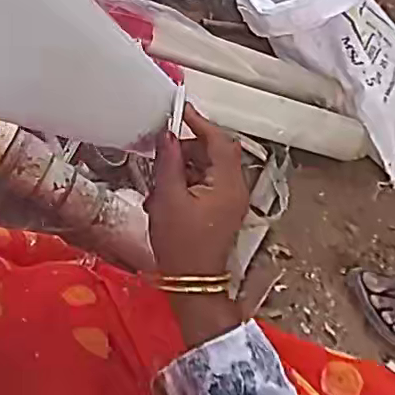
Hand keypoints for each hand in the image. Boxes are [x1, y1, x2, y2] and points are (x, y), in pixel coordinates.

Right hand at [147, 106, 248, 273]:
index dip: (200, 122)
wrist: (192, 284)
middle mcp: (234, 189)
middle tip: (161, 148)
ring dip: (184, 164)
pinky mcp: (220, 209)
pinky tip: (166, 191)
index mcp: (227, 184)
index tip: (180, 110)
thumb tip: (168, 134)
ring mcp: (229, 200)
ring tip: (160, 177)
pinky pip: (204, 181)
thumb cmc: (181, 244)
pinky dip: (186, 179)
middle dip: (188, 146)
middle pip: (214, 152)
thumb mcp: (168, 198)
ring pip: (208, 166)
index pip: (219, 141)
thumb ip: (168, 162)